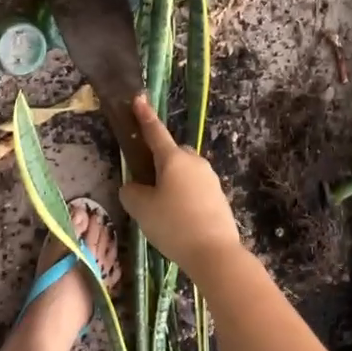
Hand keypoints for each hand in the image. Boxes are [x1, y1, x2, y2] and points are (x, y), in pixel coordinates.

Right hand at [119, 94, 243, 275]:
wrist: (215, 252)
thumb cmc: (173, 225)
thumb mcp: (142, 209)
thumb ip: (132, 193)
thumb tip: (134, 187)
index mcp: (173, 158)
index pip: (155, 131)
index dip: (145, 116)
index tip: (139, 98)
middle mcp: (194, 162)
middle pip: (172, 154)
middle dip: (160, 164)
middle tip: (147, 188)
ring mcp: (210, 178)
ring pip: (185, 172)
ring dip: (173, 183)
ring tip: (163, 211)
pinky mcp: (219, 196)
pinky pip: (196, 188)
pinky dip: (186, 197)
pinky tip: (180, 220)